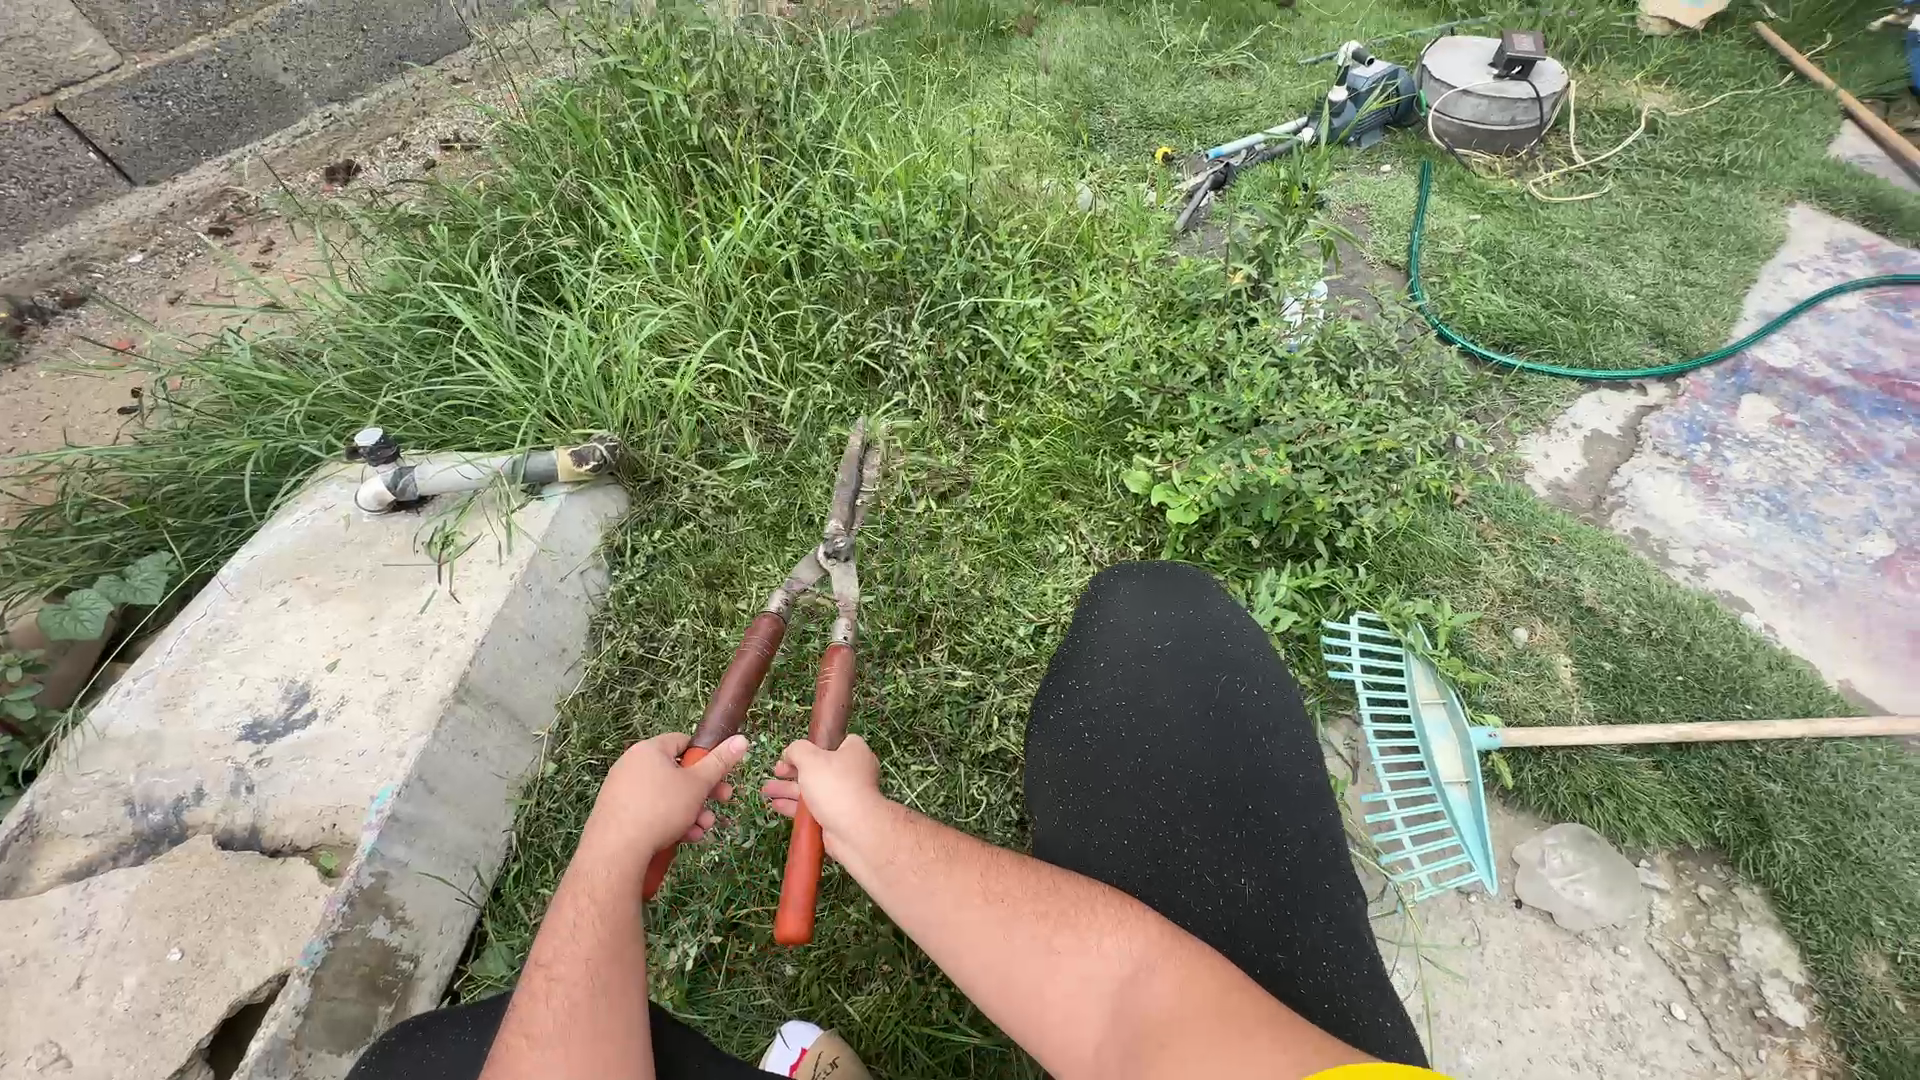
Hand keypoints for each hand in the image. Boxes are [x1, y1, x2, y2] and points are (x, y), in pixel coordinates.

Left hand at [579, 732, 750, 873]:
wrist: (615, 852)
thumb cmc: (661, 809)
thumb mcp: (698, 784)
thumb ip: (721, 762)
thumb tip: (742, 739)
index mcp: (649, 750)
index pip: (683, 742)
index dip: (704, 758)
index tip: (719, 775)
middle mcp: (631, 765)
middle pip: (677, 773)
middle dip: (703, 791)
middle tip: (722, 801)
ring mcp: (621, 791)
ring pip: (666, 796)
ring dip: (690, 811)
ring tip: (702, 829)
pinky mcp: (616, 814)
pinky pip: (650, 811)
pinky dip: (669, 822)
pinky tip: (684, 838)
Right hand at [760, 735, 886, 856]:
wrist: (854, 830)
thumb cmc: (834, 786)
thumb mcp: (811, 759)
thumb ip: (797, 750)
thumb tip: (792, 752)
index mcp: (854, 751)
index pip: (833, 742)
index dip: (812, 746)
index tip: (794, 753)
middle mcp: (852, 771)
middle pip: (819, 766)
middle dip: (793, 770)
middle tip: (776, 771)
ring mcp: (845, 795)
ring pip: (813, 788)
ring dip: (789, 788)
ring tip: (767, 790)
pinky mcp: (837, 815)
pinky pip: (813, 807)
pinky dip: (795, 805)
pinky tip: (777, 804)